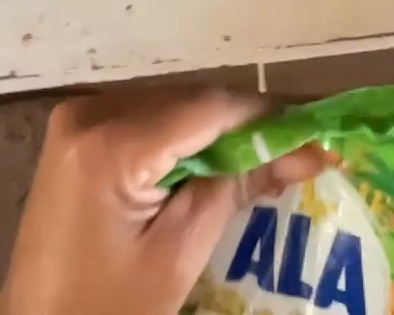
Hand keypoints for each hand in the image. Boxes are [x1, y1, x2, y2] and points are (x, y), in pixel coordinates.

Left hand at [0, 86, 327, 314]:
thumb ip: (236, 189)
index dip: (267, 116)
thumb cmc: (106, 308)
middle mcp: (90, 109)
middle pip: (189, 100)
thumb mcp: (178, 255)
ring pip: (171, 104)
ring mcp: (79, 113)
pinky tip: (215, 158)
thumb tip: (307, 151)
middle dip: (246, 123)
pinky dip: (184, 134)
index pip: (206, 108)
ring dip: (218, 127)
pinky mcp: (78, 127)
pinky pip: (146, 116)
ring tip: (267, 154)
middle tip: (300, 148)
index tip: (316, 130)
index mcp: (109, 143)